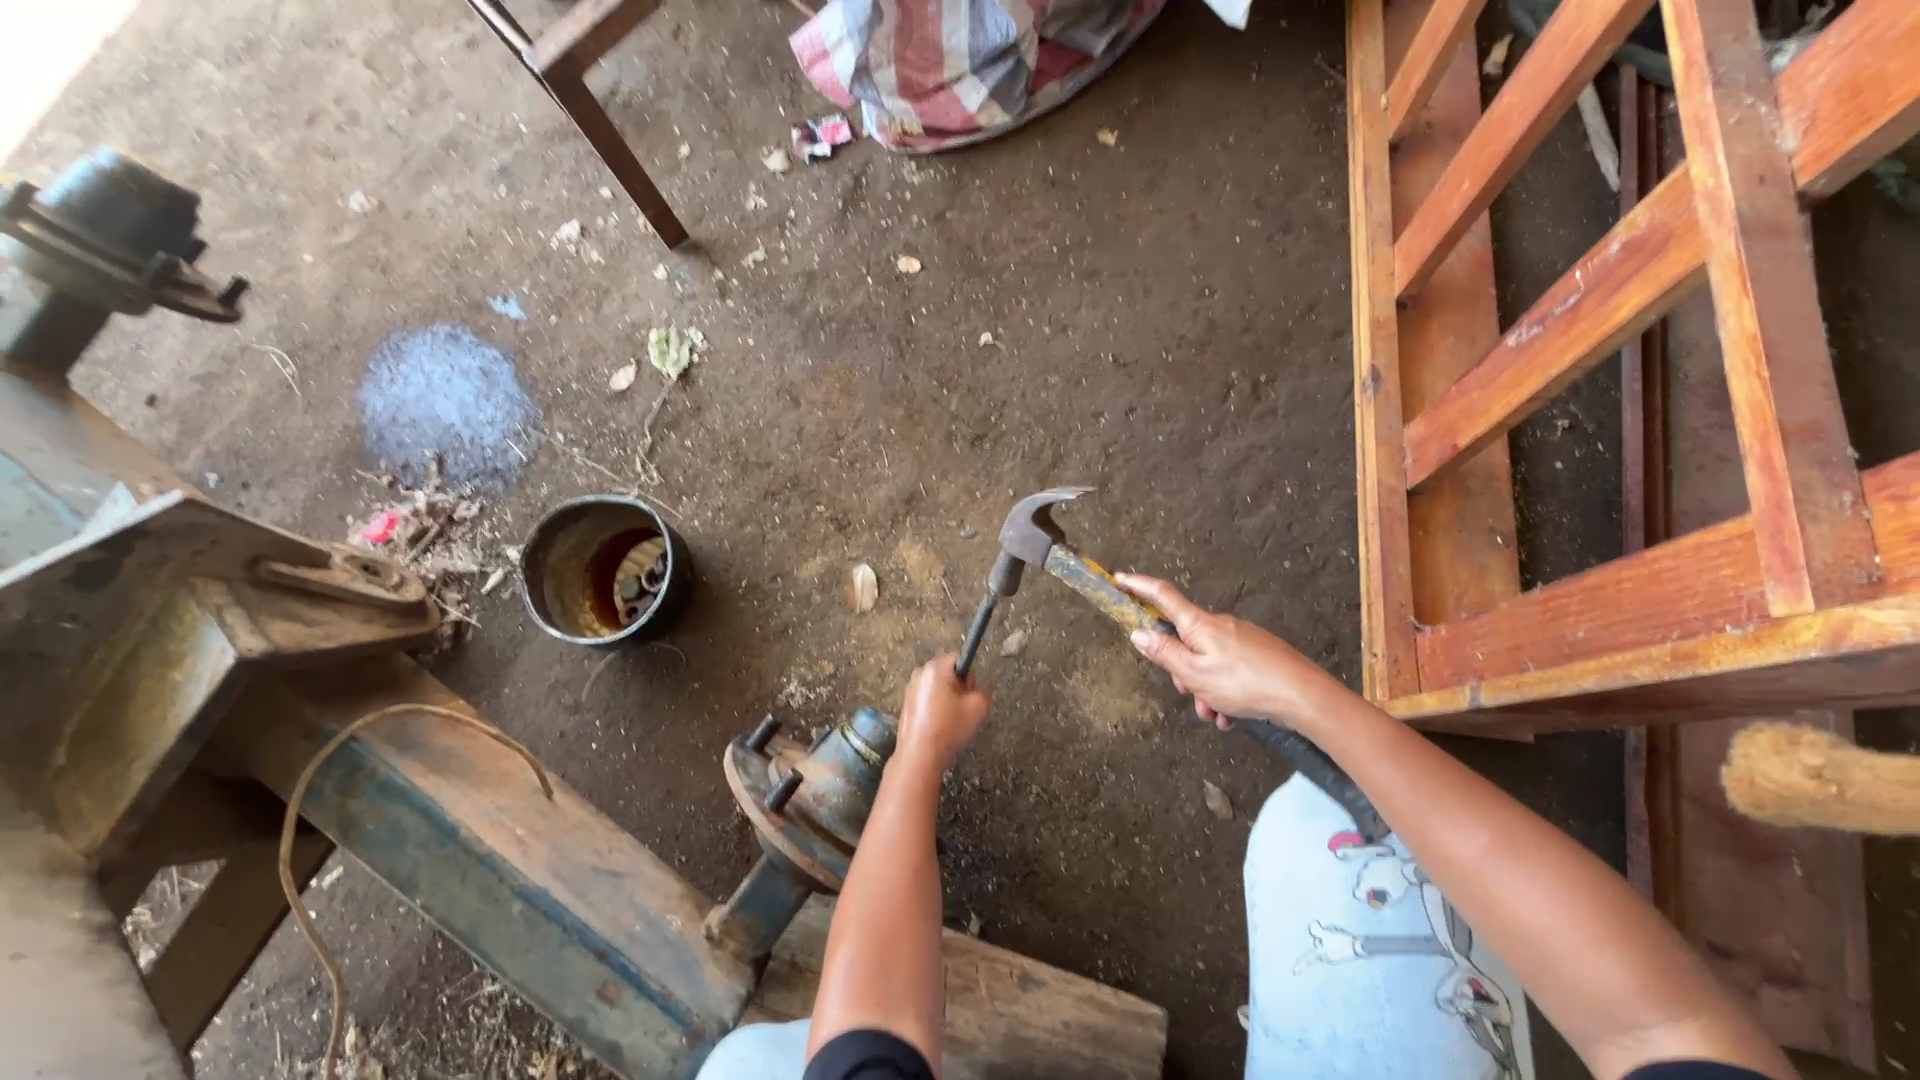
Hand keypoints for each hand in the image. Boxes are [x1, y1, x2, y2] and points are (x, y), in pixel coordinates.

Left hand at [895, 655, 989, 771]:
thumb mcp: (979, 707)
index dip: (968, 676)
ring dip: (945, 697)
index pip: (958, 659)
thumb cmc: (950, 727)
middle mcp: (920, 673)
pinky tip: (938, 724)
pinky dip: (934, 706)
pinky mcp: (906, 703)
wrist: (920, 754)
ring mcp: (910, 688)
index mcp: (936, 668)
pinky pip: (926, 697)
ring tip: (949, 719)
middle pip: (946, 671)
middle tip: (962, 707)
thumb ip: (982, 690)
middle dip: (956, 686)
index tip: (969, 694)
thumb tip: (971, 690)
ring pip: (936, 686)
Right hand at [1116, 574, 1346, 732]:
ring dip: (1205, 690)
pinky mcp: (1258, 653)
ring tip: (1217, 714)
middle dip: (1181, 670)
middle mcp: (1219, 625)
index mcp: (1199, 624)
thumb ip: (1164, 654)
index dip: (1139, 587)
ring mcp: (1241, 638)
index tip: (1119, 578)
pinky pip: (1229, 671)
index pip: (1162, 596)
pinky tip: (1232, 716)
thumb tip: (1139, 633)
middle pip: (1185, 640)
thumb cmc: (1245, 683)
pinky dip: (1224, 692)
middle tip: (1192, 695)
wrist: (1302, 695)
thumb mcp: (1194, 673)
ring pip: (1207, 662)